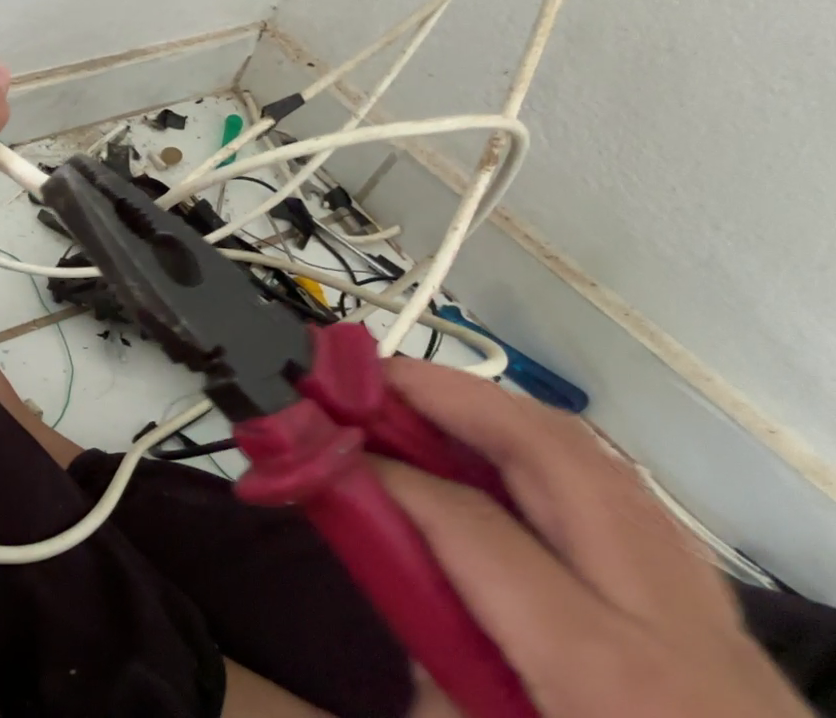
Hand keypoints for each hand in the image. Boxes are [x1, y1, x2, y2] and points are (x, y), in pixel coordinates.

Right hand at [380, 361, 810, 717]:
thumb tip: (389, 577)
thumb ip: (428, 667)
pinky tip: (503, 456)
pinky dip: (554, 455)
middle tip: (374, 376)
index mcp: (606, 673)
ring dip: (504, 414)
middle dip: (458, 398)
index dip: (390, 477)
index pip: (476, 529)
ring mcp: (712, 612)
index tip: (328, 452)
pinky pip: (631, 500)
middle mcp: (672, 622)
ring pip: (608, 465)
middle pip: (563, 459)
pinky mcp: (722, 615)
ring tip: (427, 398)